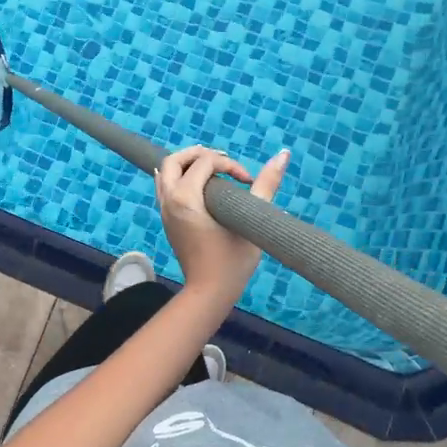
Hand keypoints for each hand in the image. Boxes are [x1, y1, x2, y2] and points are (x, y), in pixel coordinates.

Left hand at [155, 145, 289, 305]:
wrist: (209, 292)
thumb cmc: (232, 261)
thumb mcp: (252, 220)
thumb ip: (266, 185)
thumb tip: (283, 154)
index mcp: (186, 198)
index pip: (205, 163)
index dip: (229, 164)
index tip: (248, 182)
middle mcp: (169, 200)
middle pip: (174, 160)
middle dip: (199, 154)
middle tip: (224, 161)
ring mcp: (163, 210)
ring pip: (165, 173)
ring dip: (187, 165)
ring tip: (213, 170)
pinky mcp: (166, 219)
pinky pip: (164, 187)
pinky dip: (178, 178)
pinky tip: (198, 184)